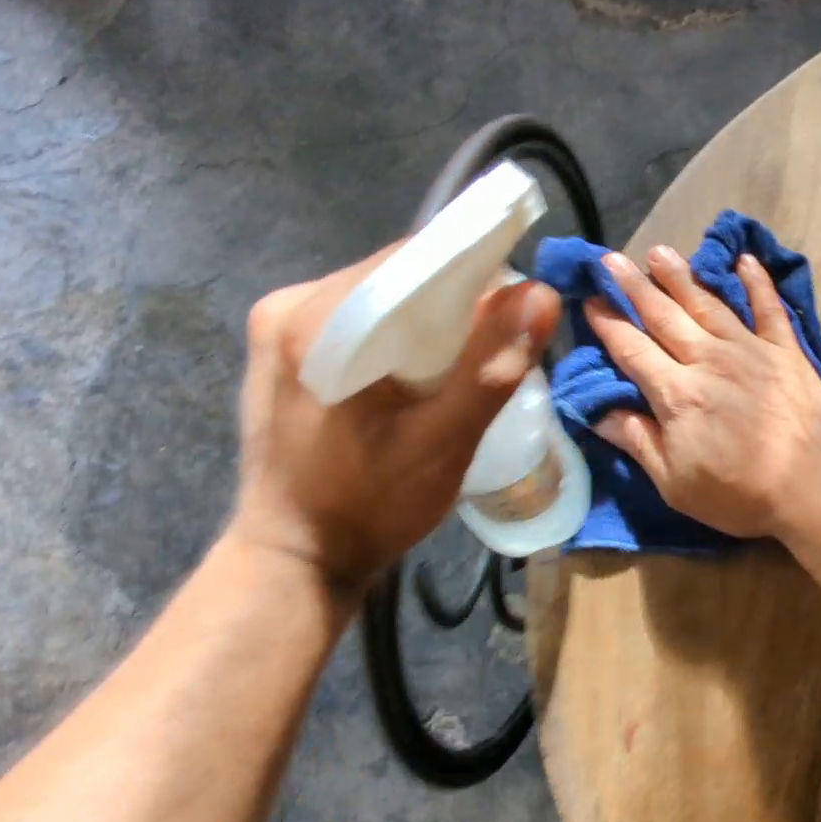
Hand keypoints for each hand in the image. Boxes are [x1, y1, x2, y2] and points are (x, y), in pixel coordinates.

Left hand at [227, 243, 560, 593]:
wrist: (296, 560)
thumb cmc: (369, 506)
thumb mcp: (444, 443)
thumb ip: (492, 369)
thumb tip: (542, 295)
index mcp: (315, 321)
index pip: (409, 261)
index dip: (472, 272)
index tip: (518, 306)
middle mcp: (287, 308)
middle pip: (393, 278)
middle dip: (453, 303)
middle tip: (500, 345)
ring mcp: (278, 329)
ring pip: (379, 300)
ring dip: (428, 322)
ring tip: (468, 362)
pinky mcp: (283, 353)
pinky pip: (359, 323)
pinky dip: (400, 339)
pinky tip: (422, 376)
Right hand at [584, 246, 820, 540]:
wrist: (814, 491)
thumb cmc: (739, 495)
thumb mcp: (675, 483)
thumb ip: (639, 442)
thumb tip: (599, 413)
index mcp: (677, 394)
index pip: (632, 350)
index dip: (608, 325)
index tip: (588, 301)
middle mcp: (709, 360)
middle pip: (663, 316)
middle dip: (634, 287)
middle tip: (610, 259)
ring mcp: (751, 351)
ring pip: (708, 304)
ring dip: (681, 277)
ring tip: (660, 252)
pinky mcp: (787, 353)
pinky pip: (769, 309)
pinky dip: (757, 283)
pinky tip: (744, 260)